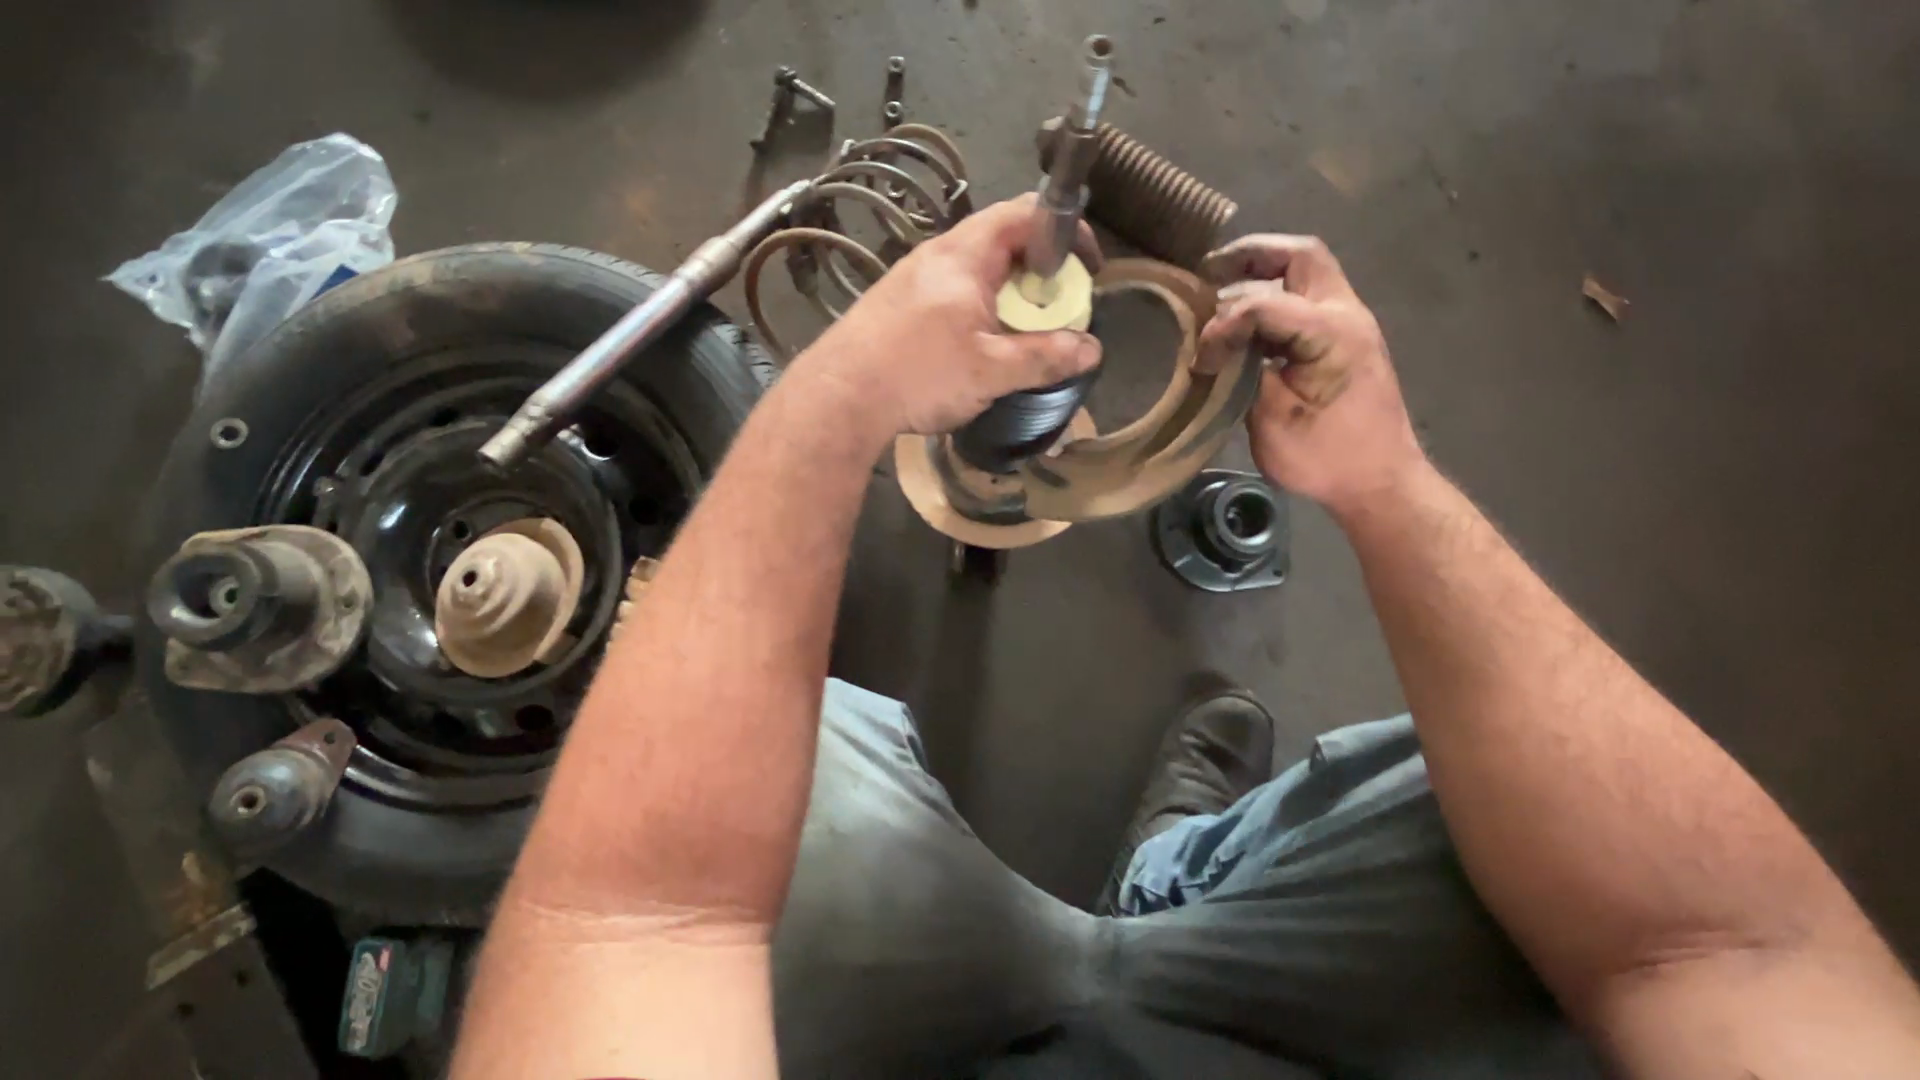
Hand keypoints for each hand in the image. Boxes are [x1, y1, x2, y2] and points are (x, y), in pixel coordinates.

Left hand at [791, 195, 1103, 437]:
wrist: (838, 397)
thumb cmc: (917, 374)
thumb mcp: (990, 369)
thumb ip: (1044, 357)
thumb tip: (1091, 350)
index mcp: (965, 254)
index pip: (1026, 212)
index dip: (1066, 231)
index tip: (1086, 268)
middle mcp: (938, 254)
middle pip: (1004, 241)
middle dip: (1040, 272)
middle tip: (1058, 309)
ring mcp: (914, 277)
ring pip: (978, 271)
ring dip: (1010, 295)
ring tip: (1024, 333)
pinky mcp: (899, 304)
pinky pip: (954, 293)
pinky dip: (981, 310)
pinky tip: (980, 347)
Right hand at [1199, 235, 1428, 517]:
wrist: (1380, 482)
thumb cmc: (1327, 458)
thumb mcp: (1273, 420)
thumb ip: (1243, 373)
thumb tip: (1217, 351)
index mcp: (1330, 332)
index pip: (1263, 304)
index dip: (1222, 326)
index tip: (1201, 360)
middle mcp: (1346, 313)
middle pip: (1299, 256)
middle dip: (1250, 256)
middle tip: (1208, 273)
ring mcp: (1351, 323)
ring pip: (1307, 271)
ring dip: (1263, 274)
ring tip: (1220, 293)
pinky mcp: (1346, 340)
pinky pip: (1309, 299)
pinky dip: (1274, 298)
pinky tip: (1245, 324)